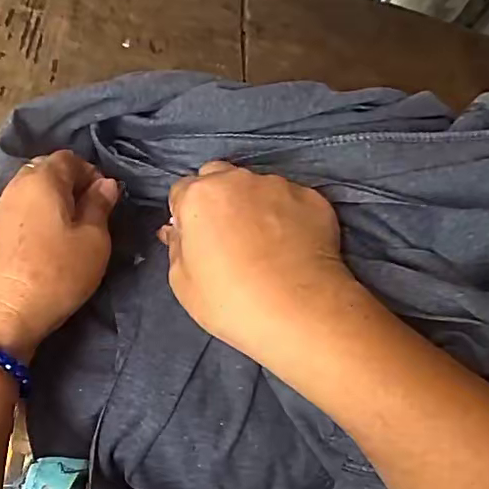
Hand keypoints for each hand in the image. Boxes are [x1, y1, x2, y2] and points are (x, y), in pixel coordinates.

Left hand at [0, 151, 120, 359]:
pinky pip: (22, 211)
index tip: (106, 199)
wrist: (6, 312)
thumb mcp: (94, 240)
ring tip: (72, 231)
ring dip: (54, 203)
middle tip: (91, 214)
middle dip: (71, 185)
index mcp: (43, 178)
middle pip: (47, 171)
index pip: (69, 158)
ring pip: (33, 192)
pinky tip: (50, 242)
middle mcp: (17, 185)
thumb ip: (100, 206)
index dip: (92, 173)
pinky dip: (39, 217)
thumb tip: (105, 184)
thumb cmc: (57, 272)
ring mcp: (1, 208)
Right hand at [160, 161, 369, 370]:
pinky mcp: (312, 199)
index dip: (183, 214)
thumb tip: (177, 232)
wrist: (298, 312)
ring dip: (252, 205)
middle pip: (218, 176)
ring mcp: (279, 187)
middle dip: (215, 198)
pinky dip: (285, 215)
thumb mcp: (182, 282)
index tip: (192, 236)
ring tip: (260, 245)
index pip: (181, 190)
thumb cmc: (231, 301)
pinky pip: (290, 200)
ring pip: (256, 186)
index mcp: (199, 197)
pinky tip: (286, 247)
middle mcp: (238, 181)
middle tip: (222, 234)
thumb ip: (176, 247)